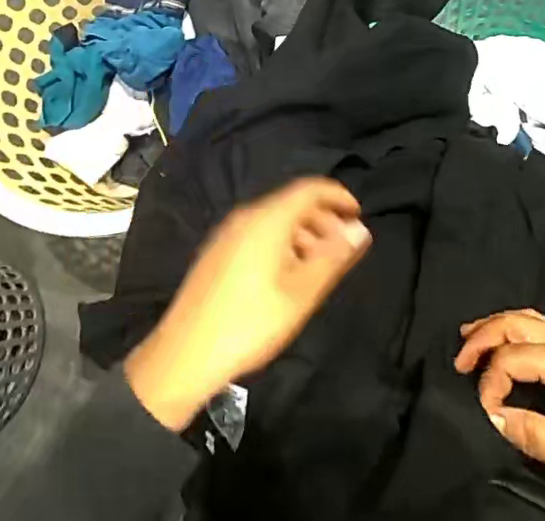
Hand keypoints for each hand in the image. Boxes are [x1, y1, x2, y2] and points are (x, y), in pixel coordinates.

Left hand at [124, 177, 370, 429]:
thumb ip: (333, 257)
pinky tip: (288, 275)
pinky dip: (282, 242)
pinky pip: (258, 233)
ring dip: (304, 233)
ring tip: (320, 265)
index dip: (337, 195)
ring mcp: (227, 233)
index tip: (359, 213)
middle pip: (292, 203)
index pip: (309, 188)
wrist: (184, 355)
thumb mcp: (301, 293)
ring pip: (275, 219)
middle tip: (344, 245)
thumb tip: (360, 230)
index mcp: (267, 219)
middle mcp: (246, 216)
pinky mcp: (217, 252)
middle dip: (323, 218)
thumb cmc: (250, 323)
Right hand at [456, 309, 544, 520]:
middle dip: (483, 333)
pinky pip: (544, 329)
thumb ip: (536, 434)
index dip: (489, 377)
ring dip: (499, 326)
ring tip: (471, 341)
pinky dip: (517, 331)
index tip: (482, 408)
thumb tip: (493, 413)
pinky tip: (509, 347)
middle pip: (518, 321)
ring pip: (531, 319)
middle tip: (457, 358)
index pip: (514, 355)